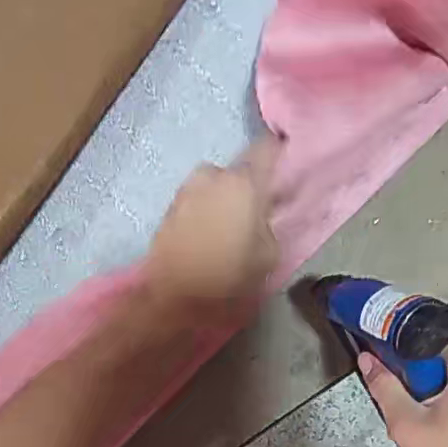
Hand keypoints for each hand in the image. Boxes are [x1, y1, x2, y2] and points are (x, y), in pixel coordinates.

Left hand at [143, 139, 280, 319]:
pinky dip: (201, 213)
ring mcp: (185, 191)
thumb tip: (260, 214)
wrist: (172, 298)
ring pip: (212, 186)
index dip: (277, 157)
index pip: (267, 148)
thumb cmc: (227, 276)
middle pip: (236, 171)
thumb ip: (268, 223)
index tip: (280, 175)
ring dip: (220, 200)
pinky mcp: (167, 210)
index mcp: (242, 182)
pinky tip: (203, 237)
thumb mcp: (268, 255)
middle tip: (250, 213)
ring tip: (224, 229)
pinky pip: (193, 203)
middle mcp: (211, 176)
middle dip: (244, 187)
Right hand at [359, 344, 447, 446]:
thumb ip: (384, 386)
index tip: (400, 385)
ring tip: (439, 420)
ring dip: (439, 389)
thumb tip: (369, 360)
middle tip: (421, 412)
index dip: (405, 367)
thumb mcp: (406, 424)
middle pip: (440, 358)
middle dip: (423, 381)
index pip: (425, 346)